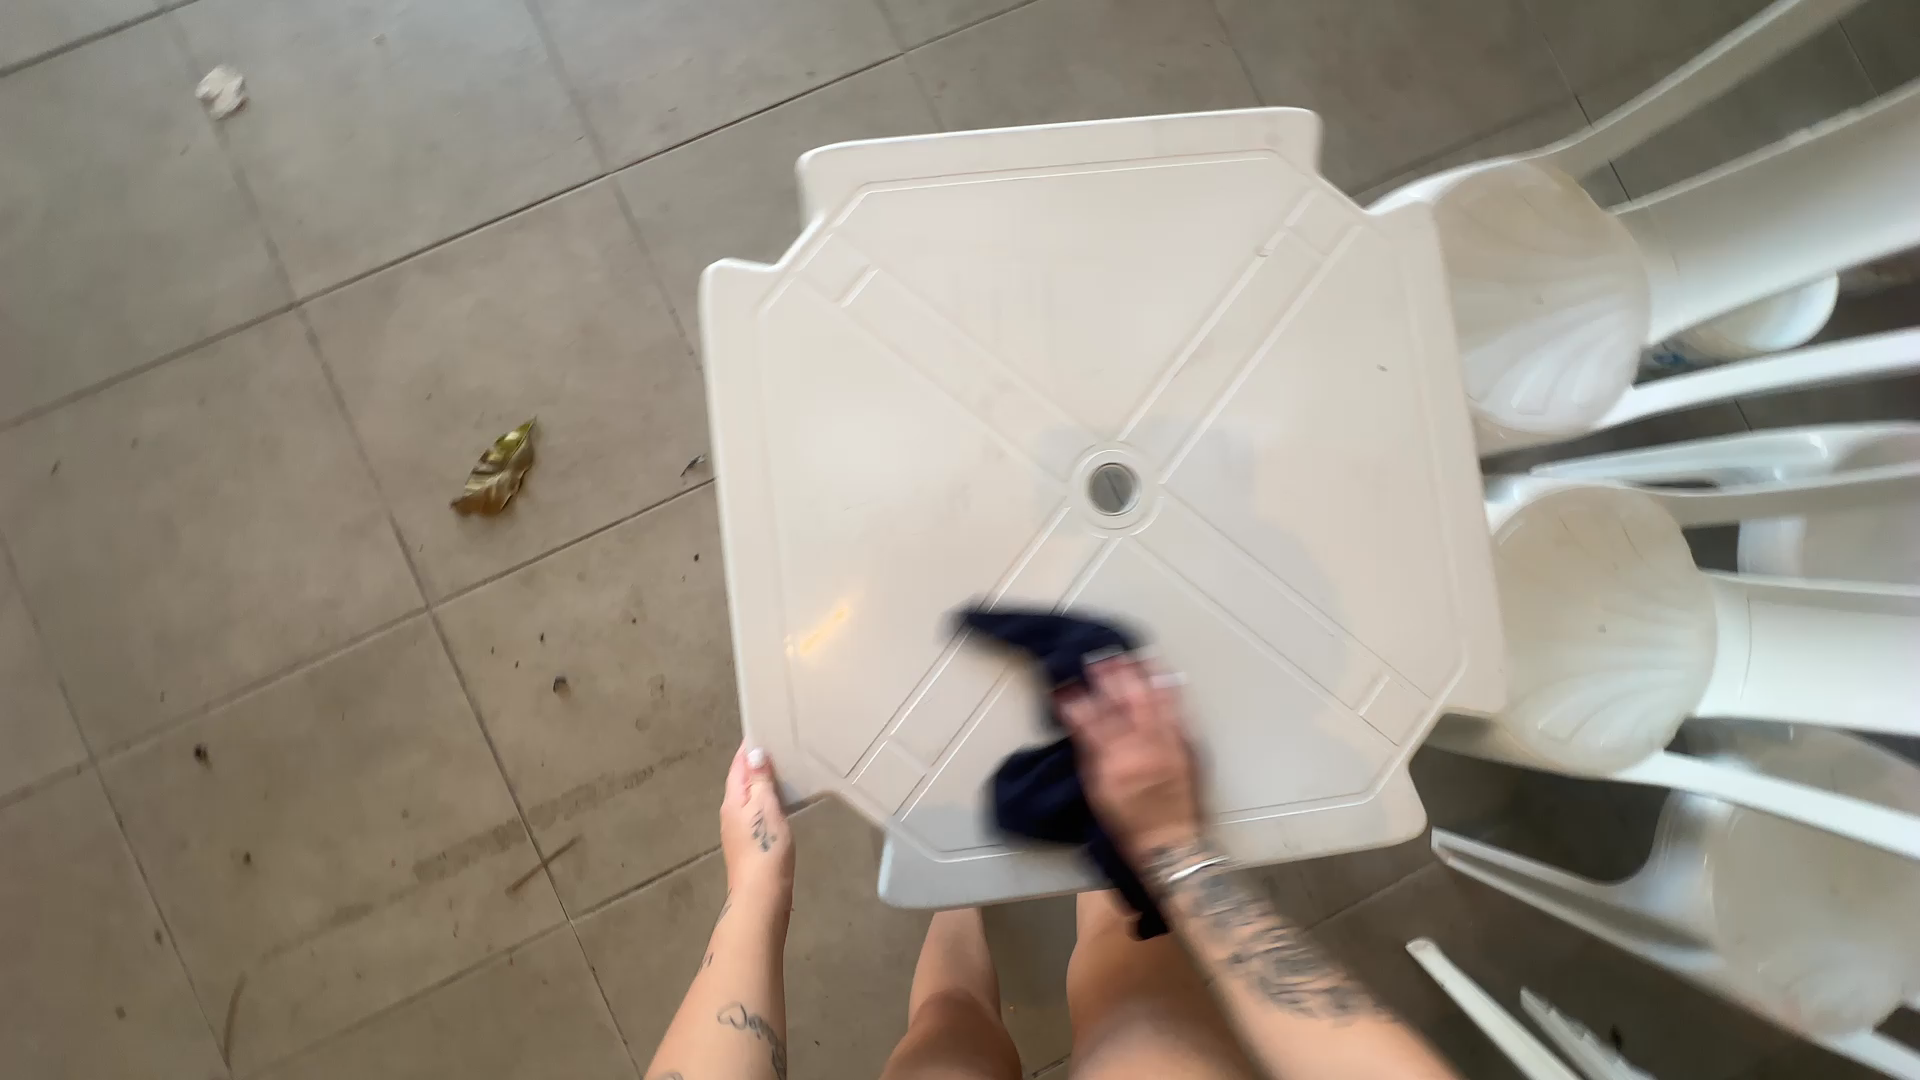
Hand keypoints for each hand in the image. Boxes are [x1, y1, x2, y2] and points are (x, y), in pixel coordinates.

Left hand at [720, 741, 794, 907]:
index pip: (737, 765)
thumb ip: (760, 780)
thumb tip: (754, 752)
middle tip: (780, 744)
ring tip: (784, 767)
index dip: (749, 747)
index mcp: (732, 800)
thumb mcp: (766, 807)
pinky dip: (767, 799)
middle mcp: (731, 812)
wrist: (761, 895)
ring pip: (750, 796)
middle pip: (742, 780)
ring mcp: (739, 829)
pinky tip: (781, 799)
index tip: (764, 728)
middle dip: (757, 762)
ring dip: (763, 781)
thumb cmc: (765, 847)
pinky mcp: (750, 842)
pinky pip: (757, 810)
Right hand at [1057, 654, 1203, 859]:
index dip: (1078, 701)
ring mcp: (1167, 744)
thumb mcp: (1097, 791)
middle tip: (1100, 657)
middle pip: (1124, 703)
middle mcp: (1142, 747)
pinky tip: (1164, 675)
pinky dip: (1170, 691)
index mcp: (1116, 760)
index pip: (1092, 721)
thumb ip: (1088, 752)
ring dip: (1140, 676)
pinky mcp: (1185, 746)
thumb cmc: (1127, 822)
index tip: (1066, 685)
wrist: (1172, 843)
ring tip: (1131, 656)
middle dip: (1111, 677)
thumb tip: (1076, 721)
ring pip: (1152, 701)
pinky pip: (1178, 713)